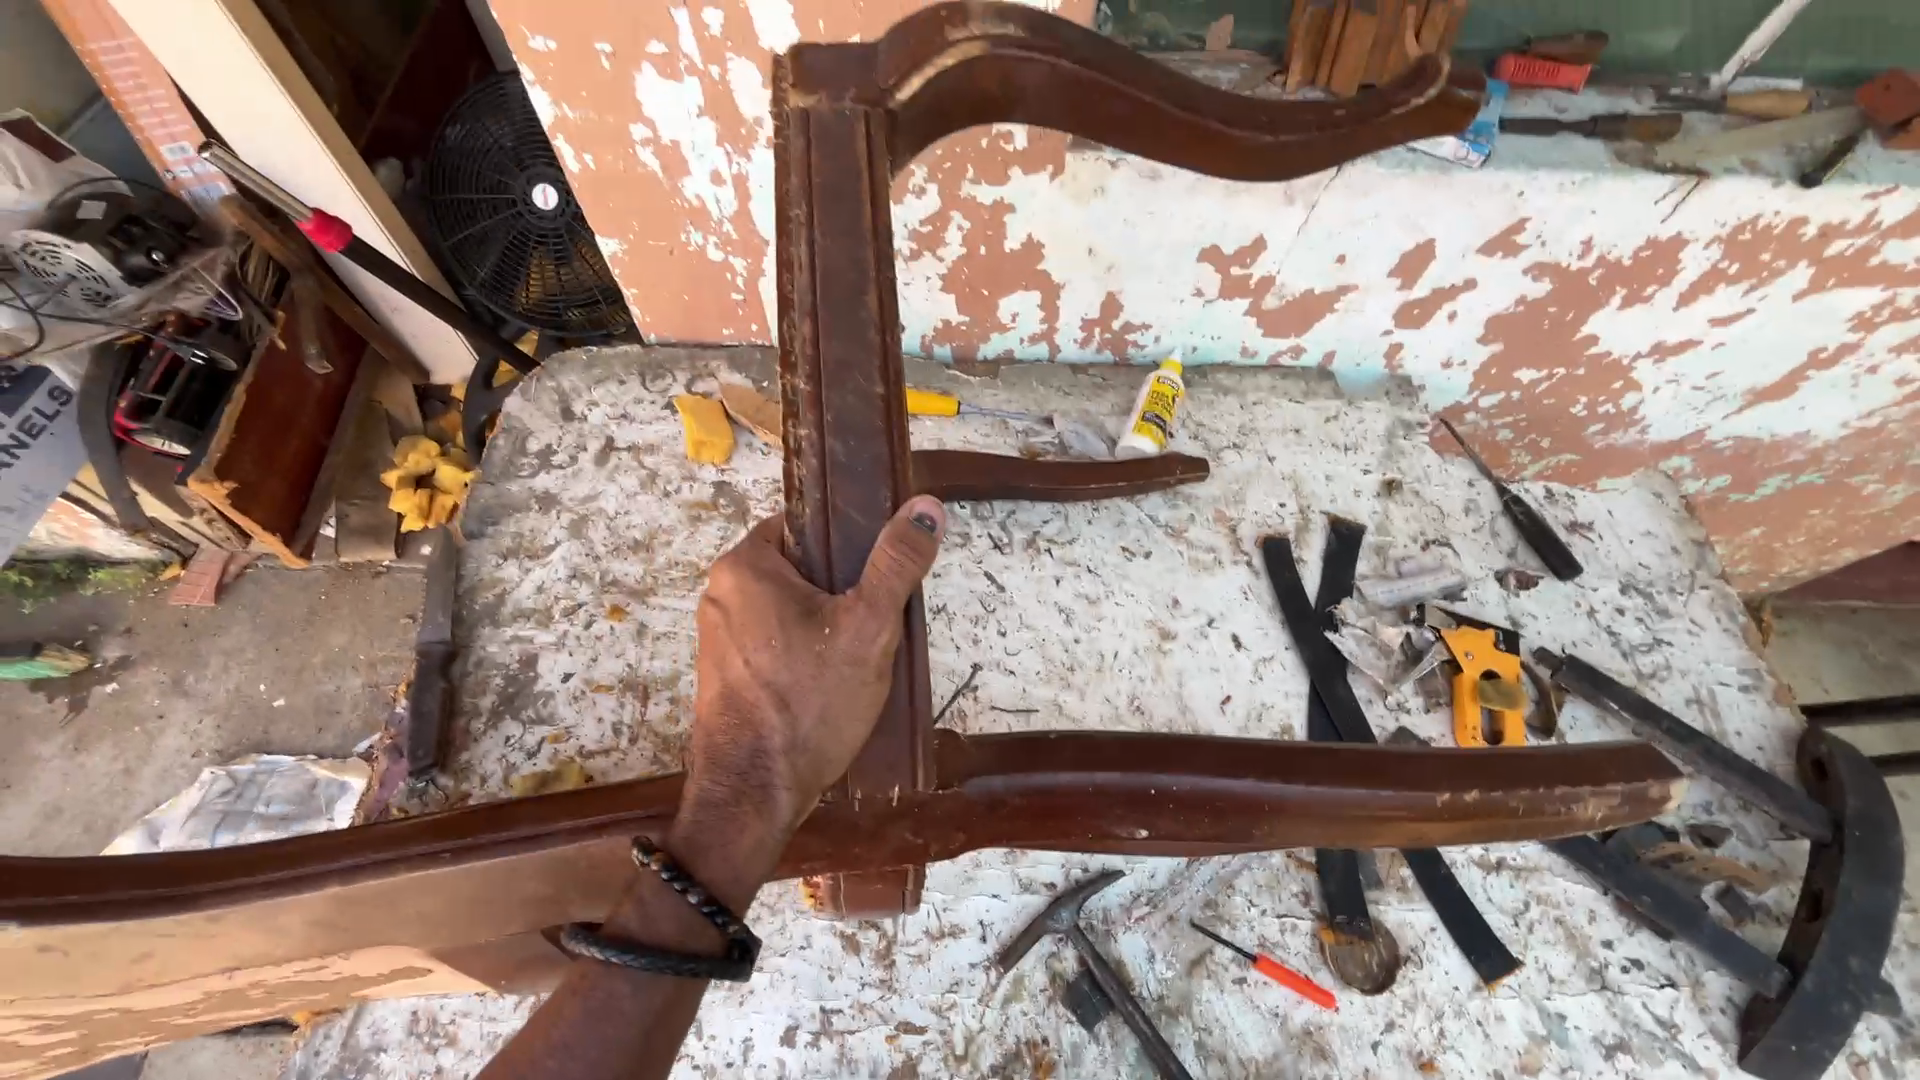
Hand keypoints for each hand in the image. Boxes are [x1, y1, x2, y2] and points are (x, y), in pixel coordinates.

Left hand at [685, 495, 946, 838]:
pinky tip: (829, 682)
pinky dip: (802, 652)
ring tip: (858, 655)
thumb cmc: (810, 701)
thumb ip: (897, 563)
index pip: (802, 526)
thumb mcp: (869, 626)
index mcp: (743, 566)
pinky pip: (773, 643)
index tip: (875, 572)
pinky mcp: (722, 675)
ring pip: (787, 610)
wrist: (755, 794)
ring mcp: (716, 638)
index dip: (845, 544)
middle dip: (839, 590)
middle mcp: (719, 594)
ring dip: (823, 624)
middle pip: (798, 569)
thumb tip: (925, 506)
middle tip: (874, 621)